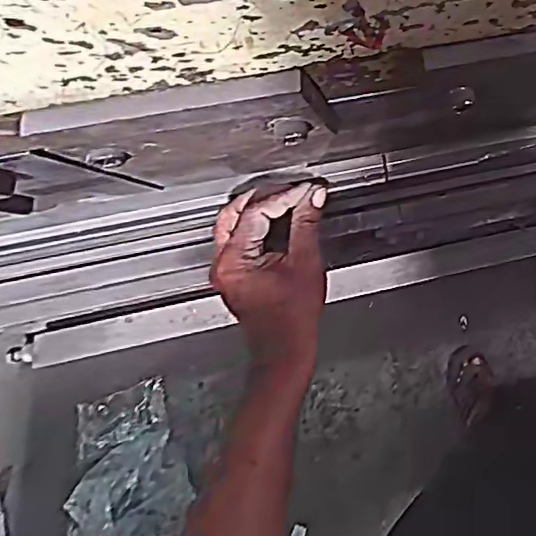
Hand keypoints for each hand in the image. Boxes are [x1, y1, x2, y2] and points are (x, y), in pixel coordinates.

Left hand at [210, 182, 326, 375]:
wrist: (285, 345)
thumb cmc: (293, 315)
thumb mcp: (305, 262)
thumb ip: (307, 225)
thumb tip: (313, 197)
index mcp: (235, 260)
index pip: (256, 213)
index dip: (285, 196)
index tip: (308, 190)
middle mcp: (222, 262)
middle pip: (236, 212)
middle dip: (268, 196)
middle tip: (296, 189)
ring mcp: (225, 267)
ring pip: (234, 221)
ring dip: (260, 206)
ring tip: (290, 199)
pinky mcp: (234, 270)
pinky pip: (239, 234)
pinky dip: (258, 221)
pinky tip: (280, 217)